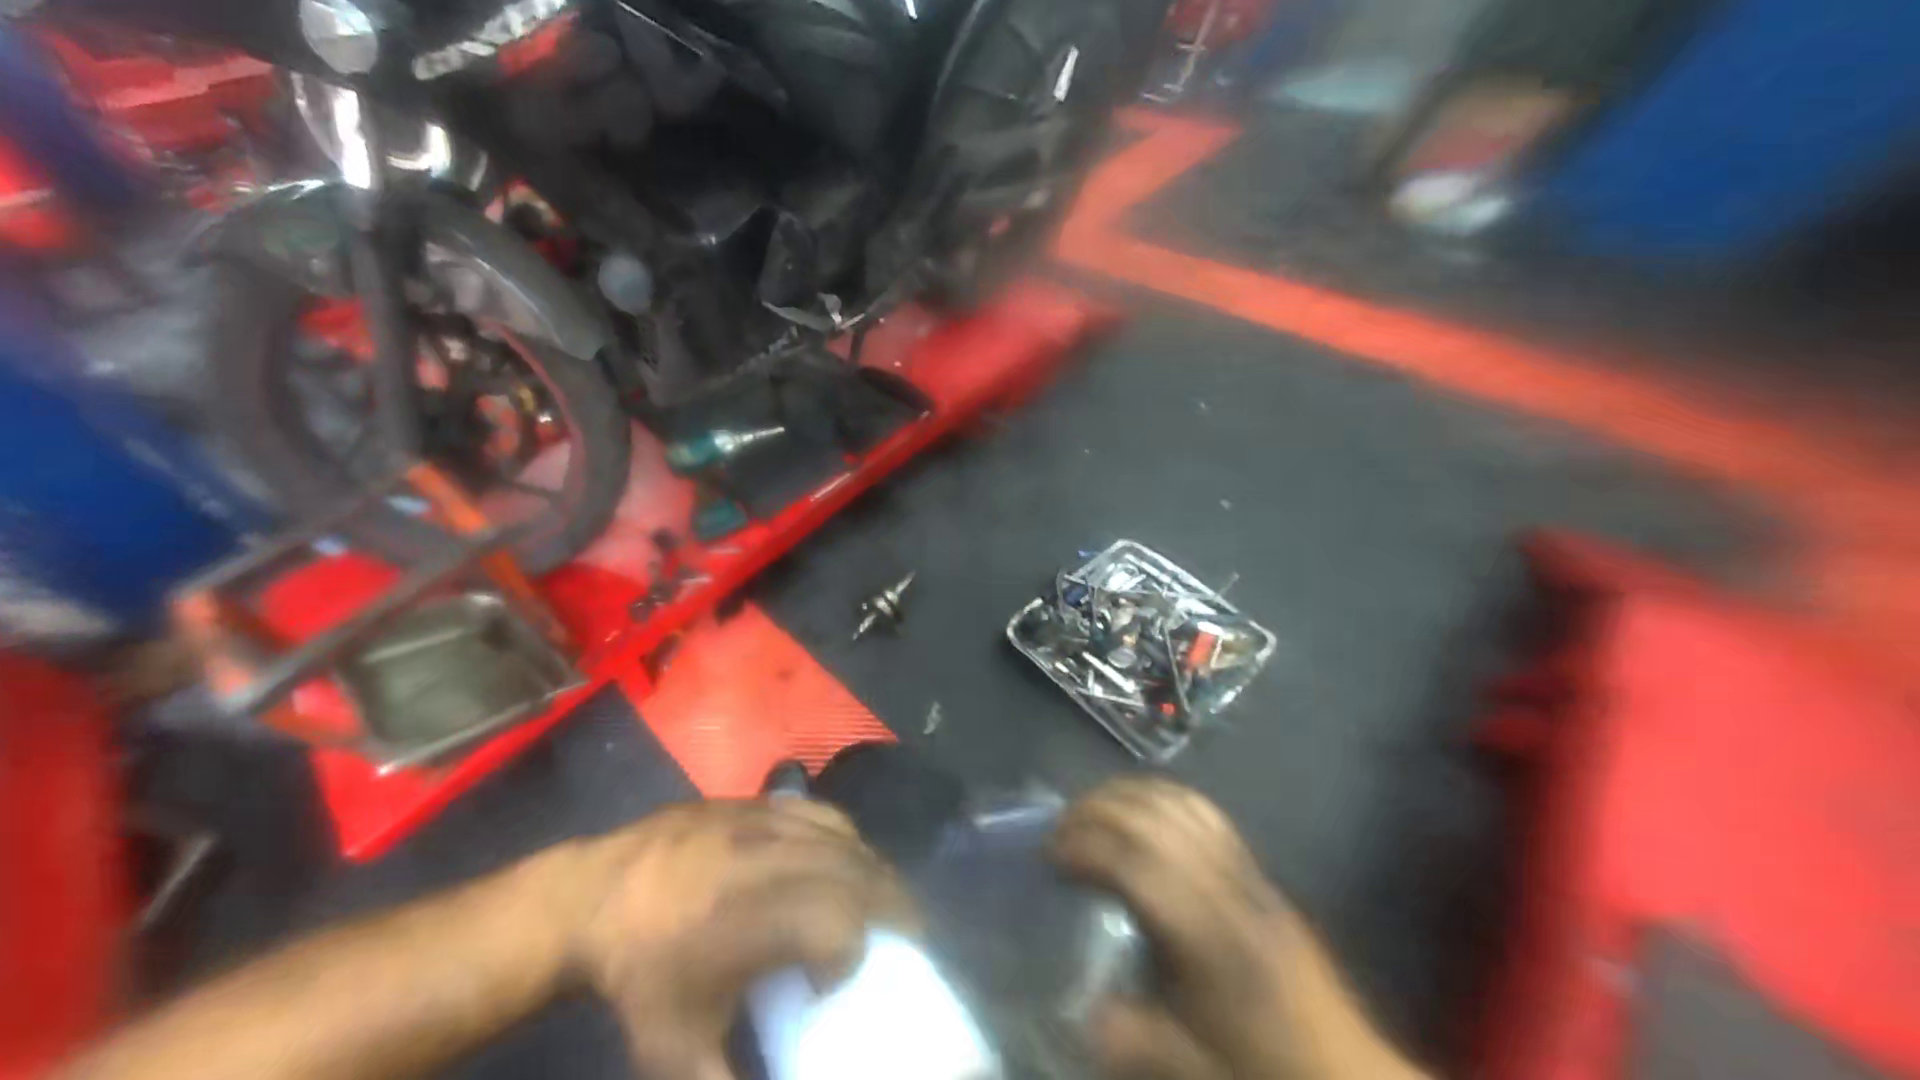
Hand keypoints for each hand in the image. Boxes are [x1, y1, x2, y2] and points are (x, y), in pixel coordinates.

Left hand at [553, 799, 913, 1079]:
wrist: (591, 898)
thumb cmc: (638, 979)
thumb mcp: (677, 1052)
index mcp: (751, 922)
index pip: (839, 924)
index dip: (854, 954)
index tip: (834, 984)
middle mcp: (767, 860)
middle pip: (857, 872)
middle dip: (892, 906)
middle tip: (904, 938)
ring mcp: (762, 821)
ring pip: (845, 835)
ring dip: (875, 869)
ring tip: (882, 899)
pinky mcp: (754, 801)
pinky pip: (820, 811)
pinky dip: (845, 838)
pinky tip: (843, 859)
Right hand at [1052, 777, 1298, 1079]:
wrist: (1348, 1075)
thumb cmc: (1264, 1070)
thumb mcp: (1192, 1071)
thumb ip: (1128, 1038)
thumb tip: (1078, 1006)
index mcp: (1210, 939)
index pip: (1137, 864)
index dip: (1084, 847)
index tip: (1048, 856)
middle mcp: (1228, 889)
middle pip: (1154, 820)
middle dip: (1096, 811)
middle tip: (1058, 831)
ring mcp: (1247, 872)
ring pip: (1180, 803)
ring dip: (1126, 796)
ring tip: (1089, 814)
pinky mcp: (1258, 870)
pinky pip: (1204, 811)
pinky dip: (1161, 797)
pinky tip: (1139, 814)